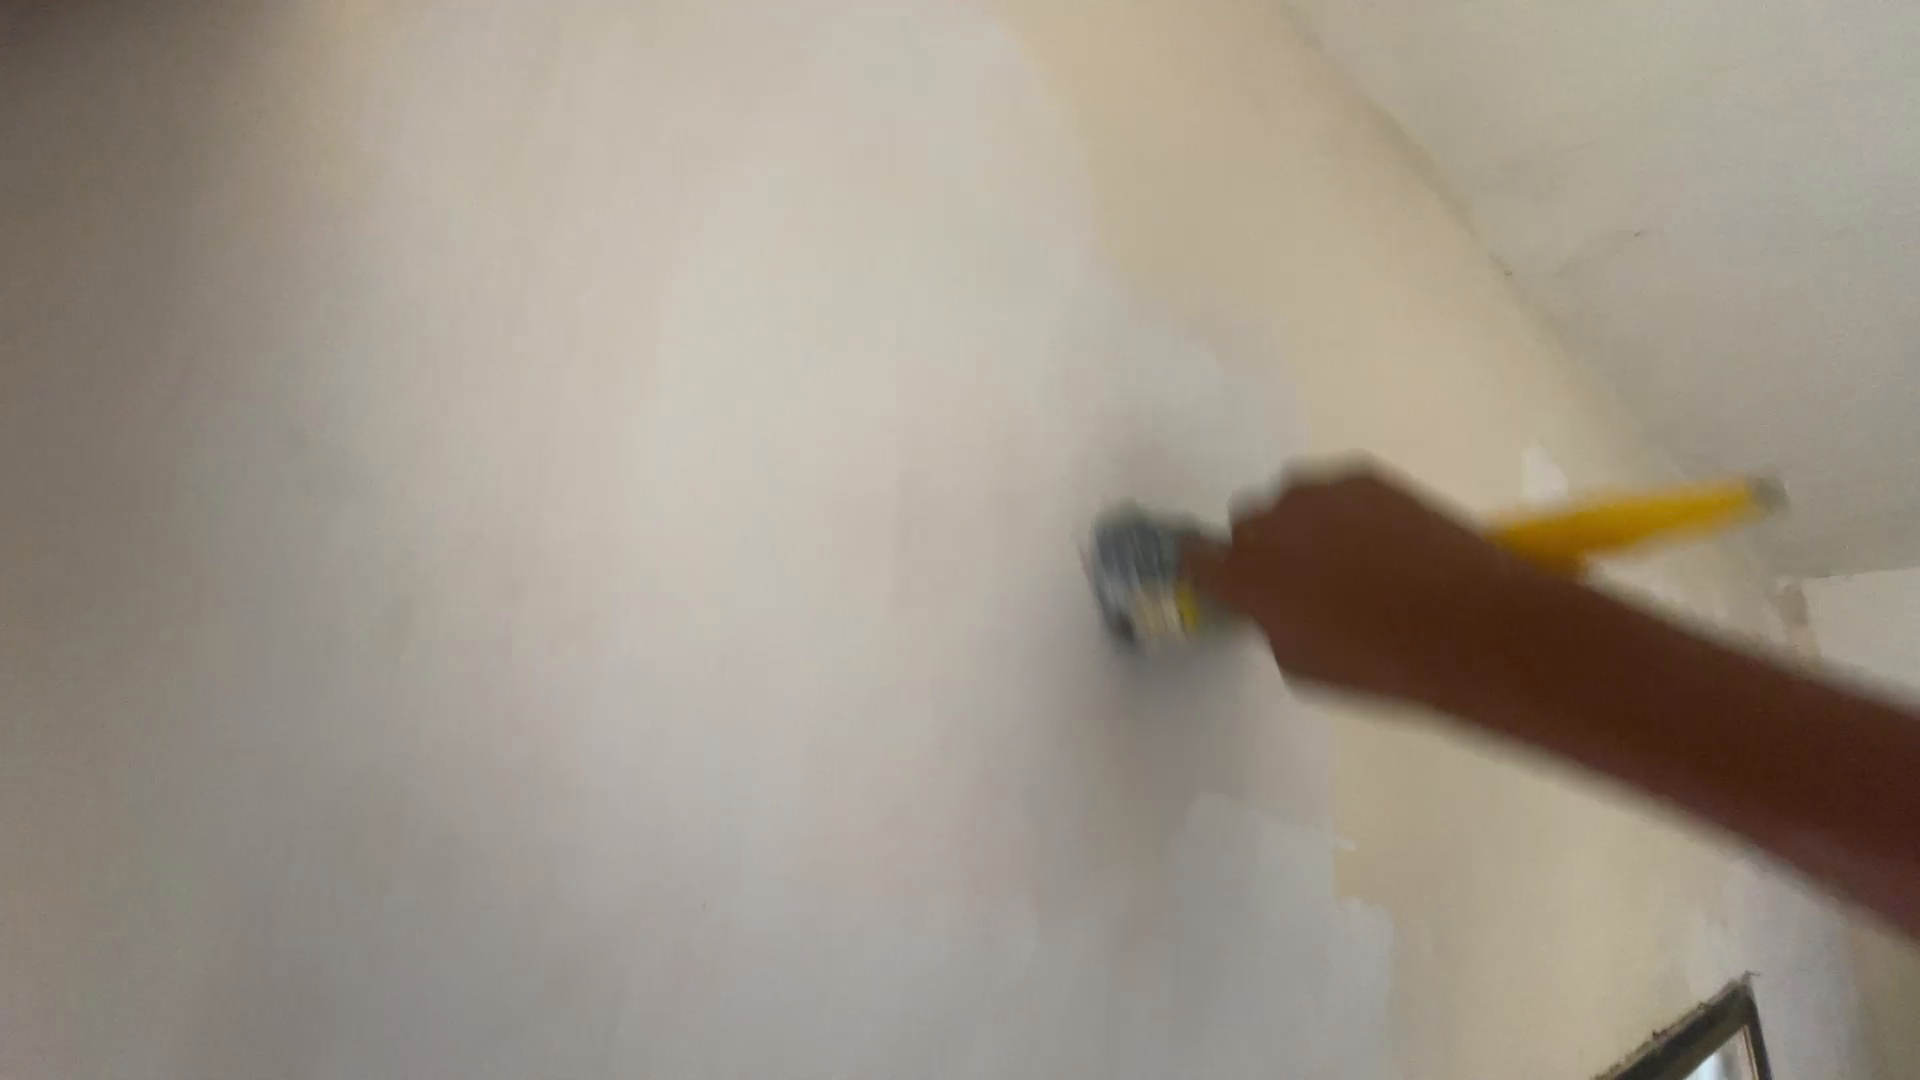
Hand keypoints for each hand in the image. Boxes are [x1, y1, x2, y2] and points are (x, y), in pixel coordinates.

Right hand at [1183, 465, 1548, 705]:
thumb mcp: (1300, 663)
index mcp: (1243, 576)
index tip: (1222, 579)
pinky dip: (1345, 512)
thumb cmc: (1379, 663)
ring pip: (1289, 503)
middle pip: (1245, 526)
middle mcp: (1267, 524)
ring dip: (1303, 526)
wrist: (1475, 626)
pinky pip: (1333, 491)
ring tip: (1351, 558)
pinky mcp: (1362, 476)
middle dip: (1264, 549)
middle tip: (1304, 581)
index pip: (1193, 554)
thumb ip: (1271, 623)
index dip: (1205, 566)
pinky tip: (1384, 543)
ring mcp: (1315, 494)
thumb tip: (1279, 605)